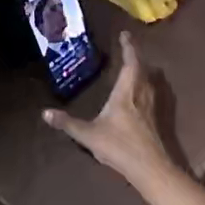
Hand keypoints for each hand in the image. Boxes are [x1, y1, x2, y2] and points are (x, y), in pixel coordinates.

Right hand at [43, 32, 174, 184]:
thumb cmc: (119, 147)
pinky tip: (142, 95)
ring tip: (136, 69)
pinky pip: (155, 93)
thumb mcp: (88, 135)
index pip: (131, 62)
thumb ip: (67, 123)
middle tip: (128, 51)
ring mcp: (153, 106)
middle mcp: (142, 94)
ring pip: (152, 81)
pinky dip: (149, 86)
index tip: (125, 35)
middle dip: (136, 58)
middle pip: (144, 69)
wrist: (151, 168)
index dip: (129, 47)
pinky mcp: (159, 119)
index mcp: (127, 92)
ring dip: (145, 71)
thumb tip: (44, 113)